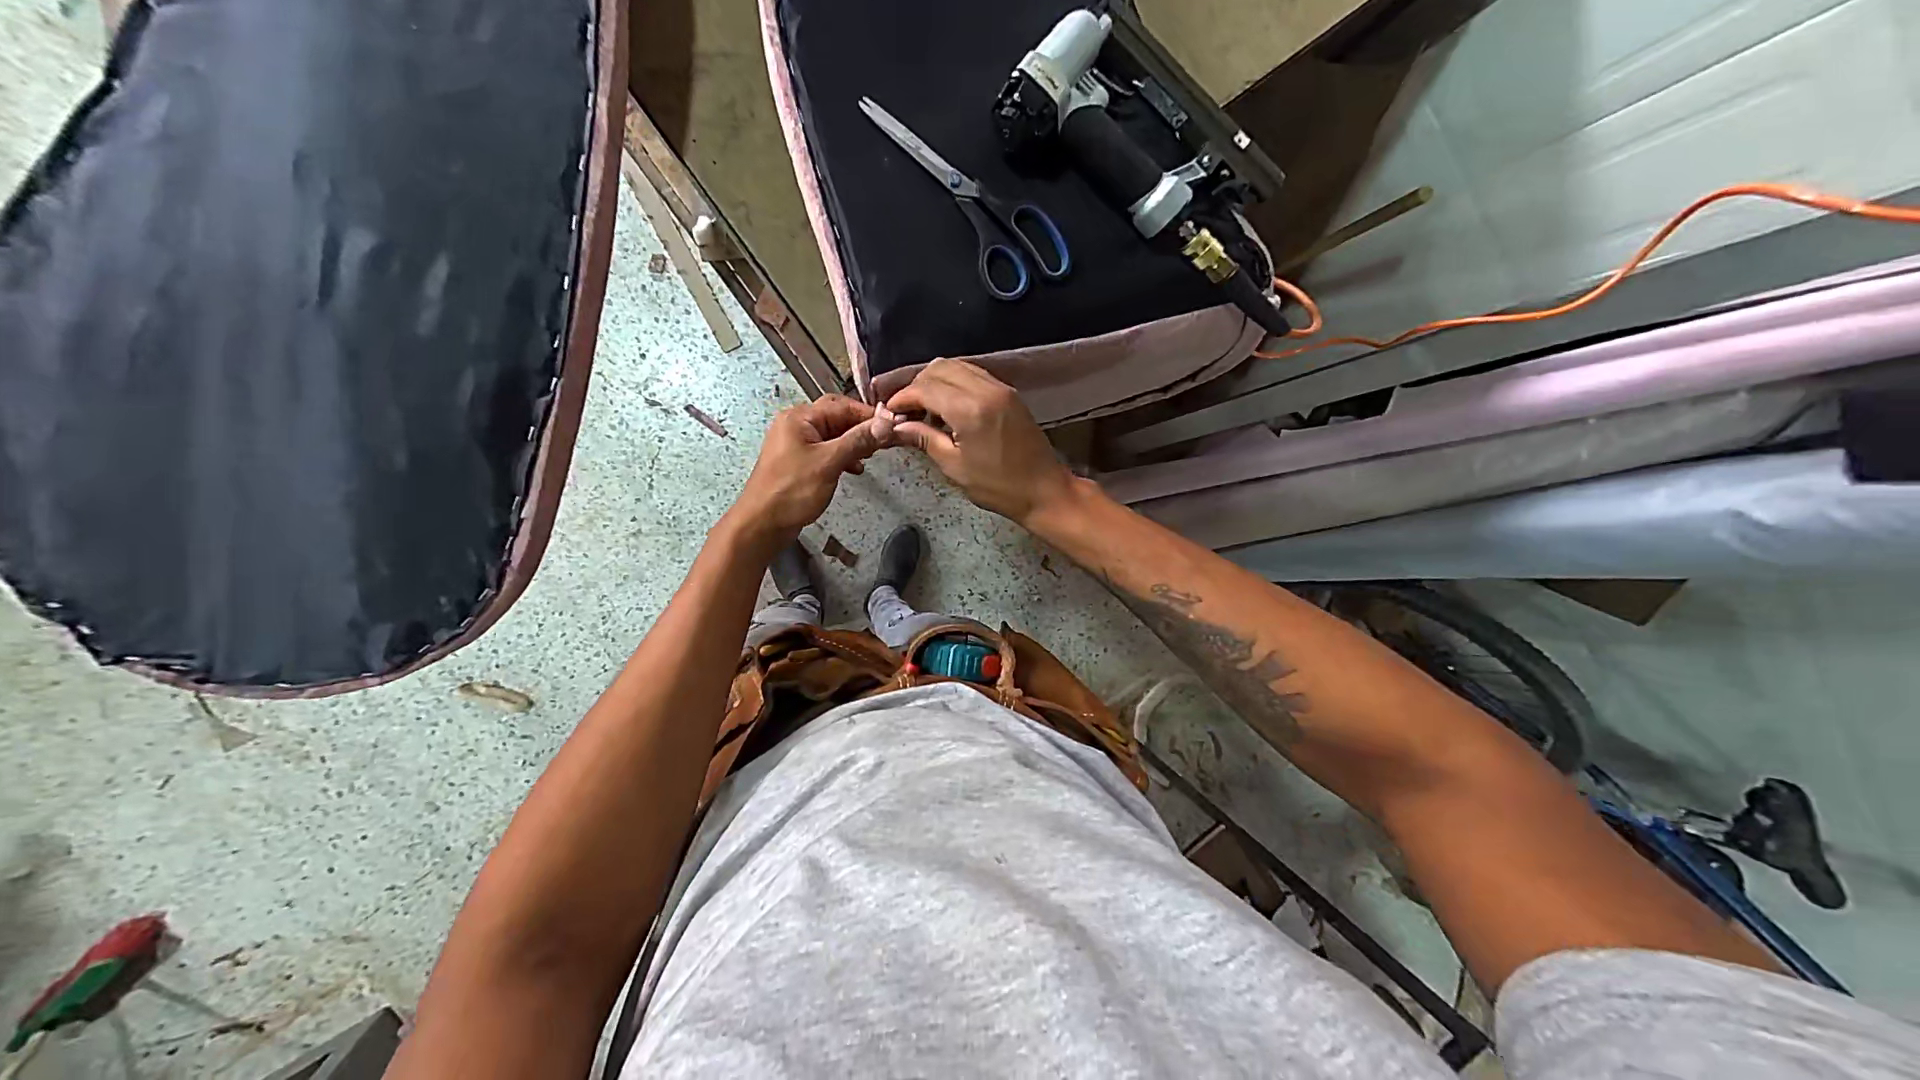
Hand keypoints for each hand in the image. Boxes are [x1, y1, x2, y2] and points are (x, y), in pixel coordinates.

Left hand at [727, 395, 891, 546]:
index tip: (892, 424)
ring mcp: (797, 444)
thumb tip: (883, 424)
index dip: (869, 415)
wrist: (763, 523)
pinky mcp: (800, 462)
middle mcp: (796, 426)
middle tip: (884, 438)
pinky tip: (854, 467)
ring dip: (854, 443)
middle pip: (838, 417)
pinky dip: (843, 456)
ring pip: (834, 435)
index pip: (843, 406)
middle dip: (862, 428)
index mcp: (799, 418)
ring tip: (871, 454)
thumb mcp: (829, 462)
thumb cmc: (787, 493)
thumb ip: (858, 441)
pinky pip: (827, 451)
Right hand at [883, 360, 1078, 526]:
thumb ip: (923, 438)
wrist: (1044, 490)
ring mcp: (1000, 388)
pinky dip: (954, 383)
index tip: (889, 413)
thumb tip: (895, 427)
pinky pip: (973, 375)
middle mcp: (986, 389)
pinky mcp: (1009, 393)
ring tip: (924, 410)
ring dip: (935, 382)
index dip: (902, 398)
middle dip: (917, 385)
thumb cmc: (998, 486)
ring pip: (957, 367)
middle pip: (939, 368)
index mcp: (970, 409)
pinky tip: (947, 408)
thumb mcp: (954, 466)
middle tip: (905, 411)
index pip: (925, 387)